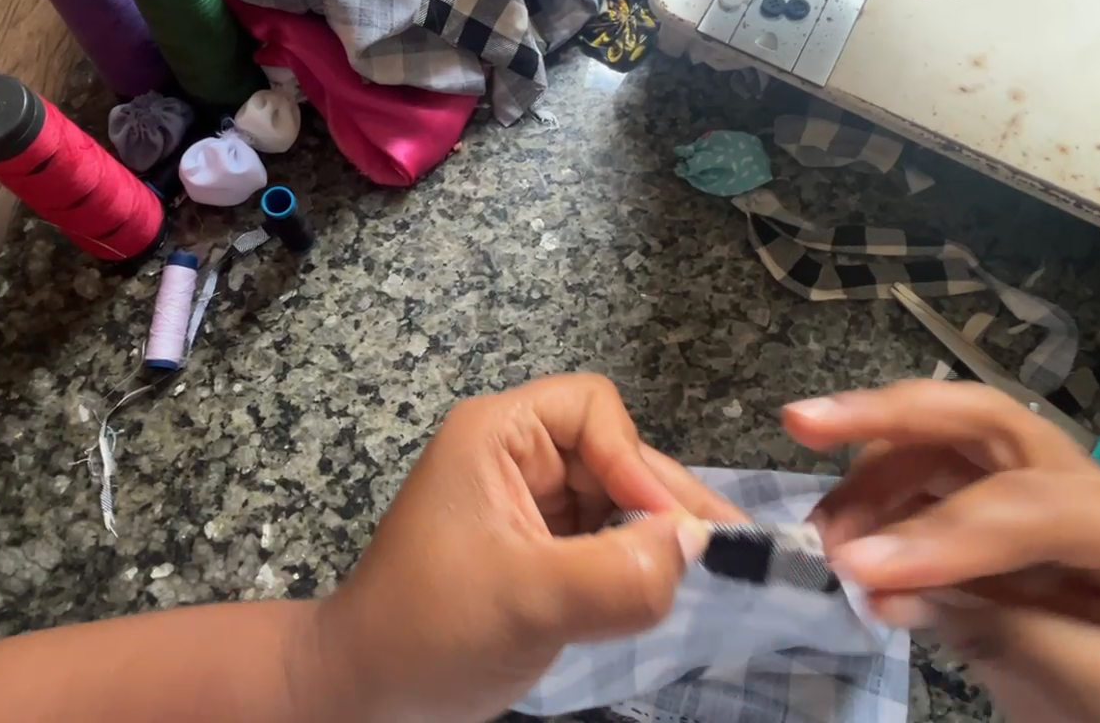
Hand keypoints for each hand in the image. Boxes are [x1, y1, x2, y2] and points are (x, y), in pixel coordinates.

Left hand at [313, 374, 745, 722]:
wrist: (368, 690)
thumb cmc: (430, 630)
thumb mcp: (525, 600)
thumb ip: (614, 574)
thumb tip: (693, 545)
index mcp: (498, 435)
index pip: (589, 409)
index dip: (634, 460)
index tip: (670, 528)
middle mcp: (515, 453)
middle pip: (609, 452)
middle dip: (660, 499)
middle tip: (730, 551)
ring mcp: (525, 497)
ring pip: (611, 494)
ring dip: (655, 530)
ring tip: (717, 569)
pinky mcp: (535, 540)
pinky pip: (598, 532)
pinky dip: (633, 556)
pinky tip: (667, 583)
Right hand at [783, 380, 1099, 722]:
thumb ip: (999, 630)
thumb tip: (876, 583)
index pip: (1035, 506)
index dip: (943, 532)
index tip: (858, 570)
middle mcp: (1090, 489)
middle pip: (981, 421)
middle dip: (885, 415)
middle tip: (800, 422)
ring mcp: (1036, 496)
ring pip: (939, 446)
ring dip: (868, 478)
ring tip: (823, 536)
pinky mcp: (992, 517)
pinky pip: (921, 489)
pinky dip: (872, 507)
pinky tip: (845, 544)